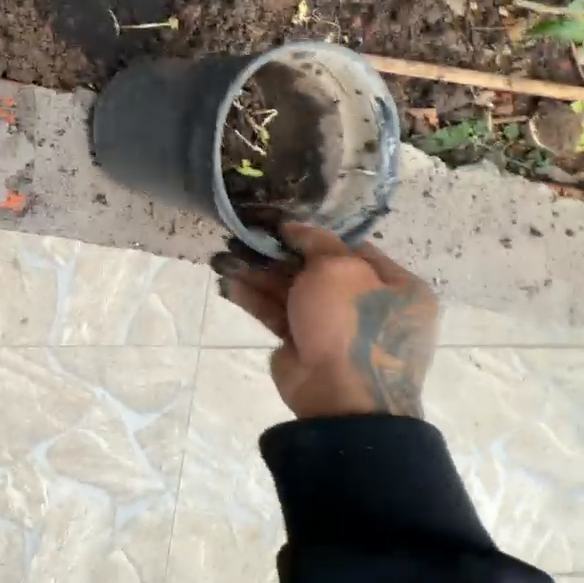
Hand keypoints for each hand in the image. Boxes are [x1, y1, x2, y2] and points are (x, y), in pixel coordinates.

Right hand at [214, 222, 438, 419]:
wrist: (341, 393)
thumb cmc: (351, 325)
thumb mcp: (339, 271)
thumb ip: (317, 242)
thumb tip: (294, 227)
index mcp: (396, 288)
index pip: (351, 249)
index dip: (310, 234)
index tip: (271, 224)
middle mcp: (370, 304)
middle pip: (313, 268)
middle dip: (272, 254)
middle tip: (236, 241)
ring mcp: (336, 325)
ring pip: (289, 289)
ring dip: (254, 273)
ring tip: (221, 261)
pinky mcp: (305, 340)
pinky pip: (277, 311)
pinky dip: (252, 297)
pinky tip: (227, 285)